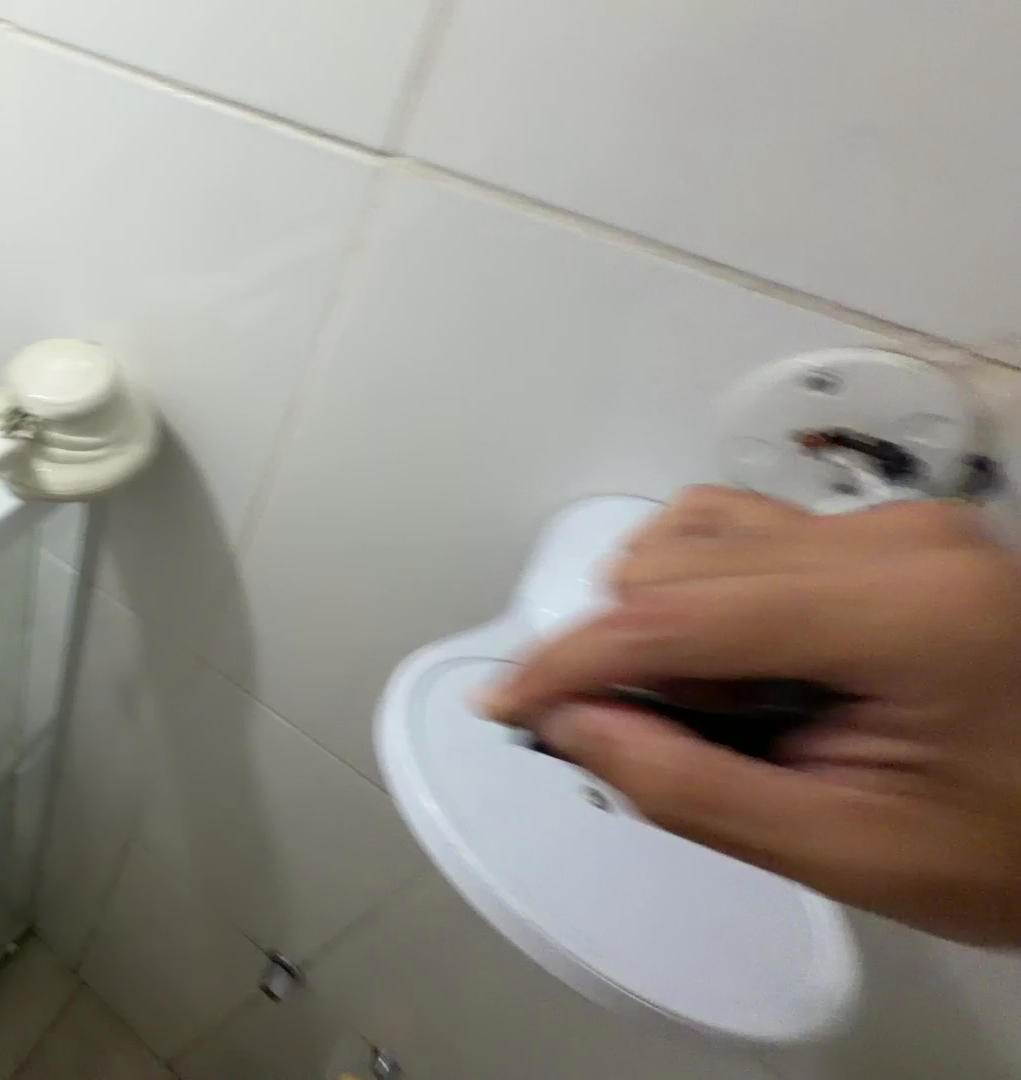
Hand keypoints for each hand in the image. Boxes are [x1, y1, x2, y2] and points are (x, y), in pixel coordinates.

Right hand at [483, 486, 1020, 944]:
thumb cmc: (1012, 848)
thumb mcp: (845, 850)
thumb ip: (684, 787)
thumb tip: (562, 721)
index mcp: (905, 614)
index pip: (673, 619)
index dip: (564, 663)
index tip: (500, 706)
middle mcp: (890, 539)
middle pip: (658, 576)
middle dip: (626, 662)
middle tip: (676, 733)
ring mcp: (884, 522)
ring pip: (670, 543)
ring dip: (650, 623)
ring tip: (724, 695)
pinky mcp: (870, 525)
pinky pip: (710, 526)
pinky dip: (678, 586)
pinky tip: (725, 643)